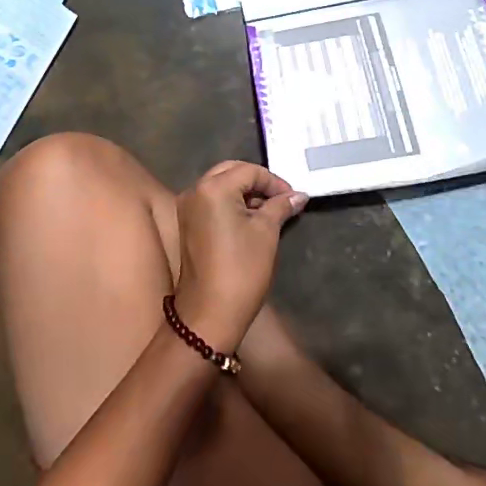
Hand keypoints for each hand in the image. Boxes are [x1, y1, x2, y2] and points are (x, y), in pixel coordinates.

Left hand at [171, 162, 307, 352]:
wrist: (209, 314)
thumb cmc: (241, 269)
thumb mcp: (266, 232)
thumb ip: (281, 206)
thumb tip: (299, 196)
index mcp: (213, 188)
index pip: (250, 171)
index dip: (274, 182)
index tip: (293, 198)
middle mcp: (195, 191)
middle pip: (231, 172)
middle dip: (258, 182)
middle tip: (281, 199)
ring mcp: (187, 209)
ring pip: (220, 186)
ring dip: (245, 192)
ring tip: (270, 210)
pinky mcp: (187, 225)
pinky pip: (212, 201)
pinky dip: (232, 203)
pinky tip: (251, 219)